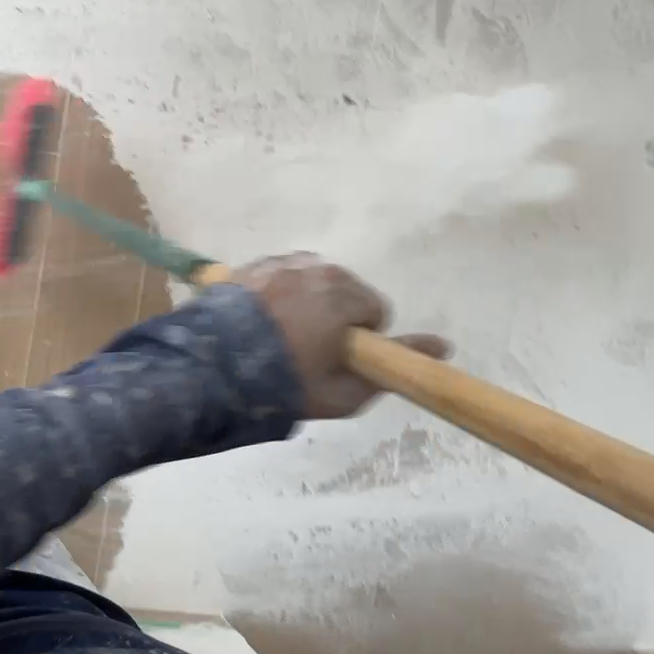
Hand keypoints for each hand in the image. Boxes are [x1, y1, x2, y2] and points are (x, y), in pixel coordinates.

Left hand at [228, 252, 450, 418]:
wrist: (210, 370)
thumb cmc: (285, 382)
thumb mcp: (345, 391)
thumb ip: (394, 367)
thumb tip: (443, 347)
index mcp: (342, 292)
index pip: (374, 309)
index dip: (359, 339)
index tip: (334, 359)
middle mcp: (312, 266)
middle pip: (340, 291)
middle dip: (331, 316)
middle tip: (303, 350)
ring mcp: (274, 263)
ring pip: (306, 282)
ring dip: (302, 303)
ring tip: (276, 337)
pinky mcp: (244, 268)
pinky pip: (274, 279)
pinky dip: (272, 296)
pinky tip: (255, 324)